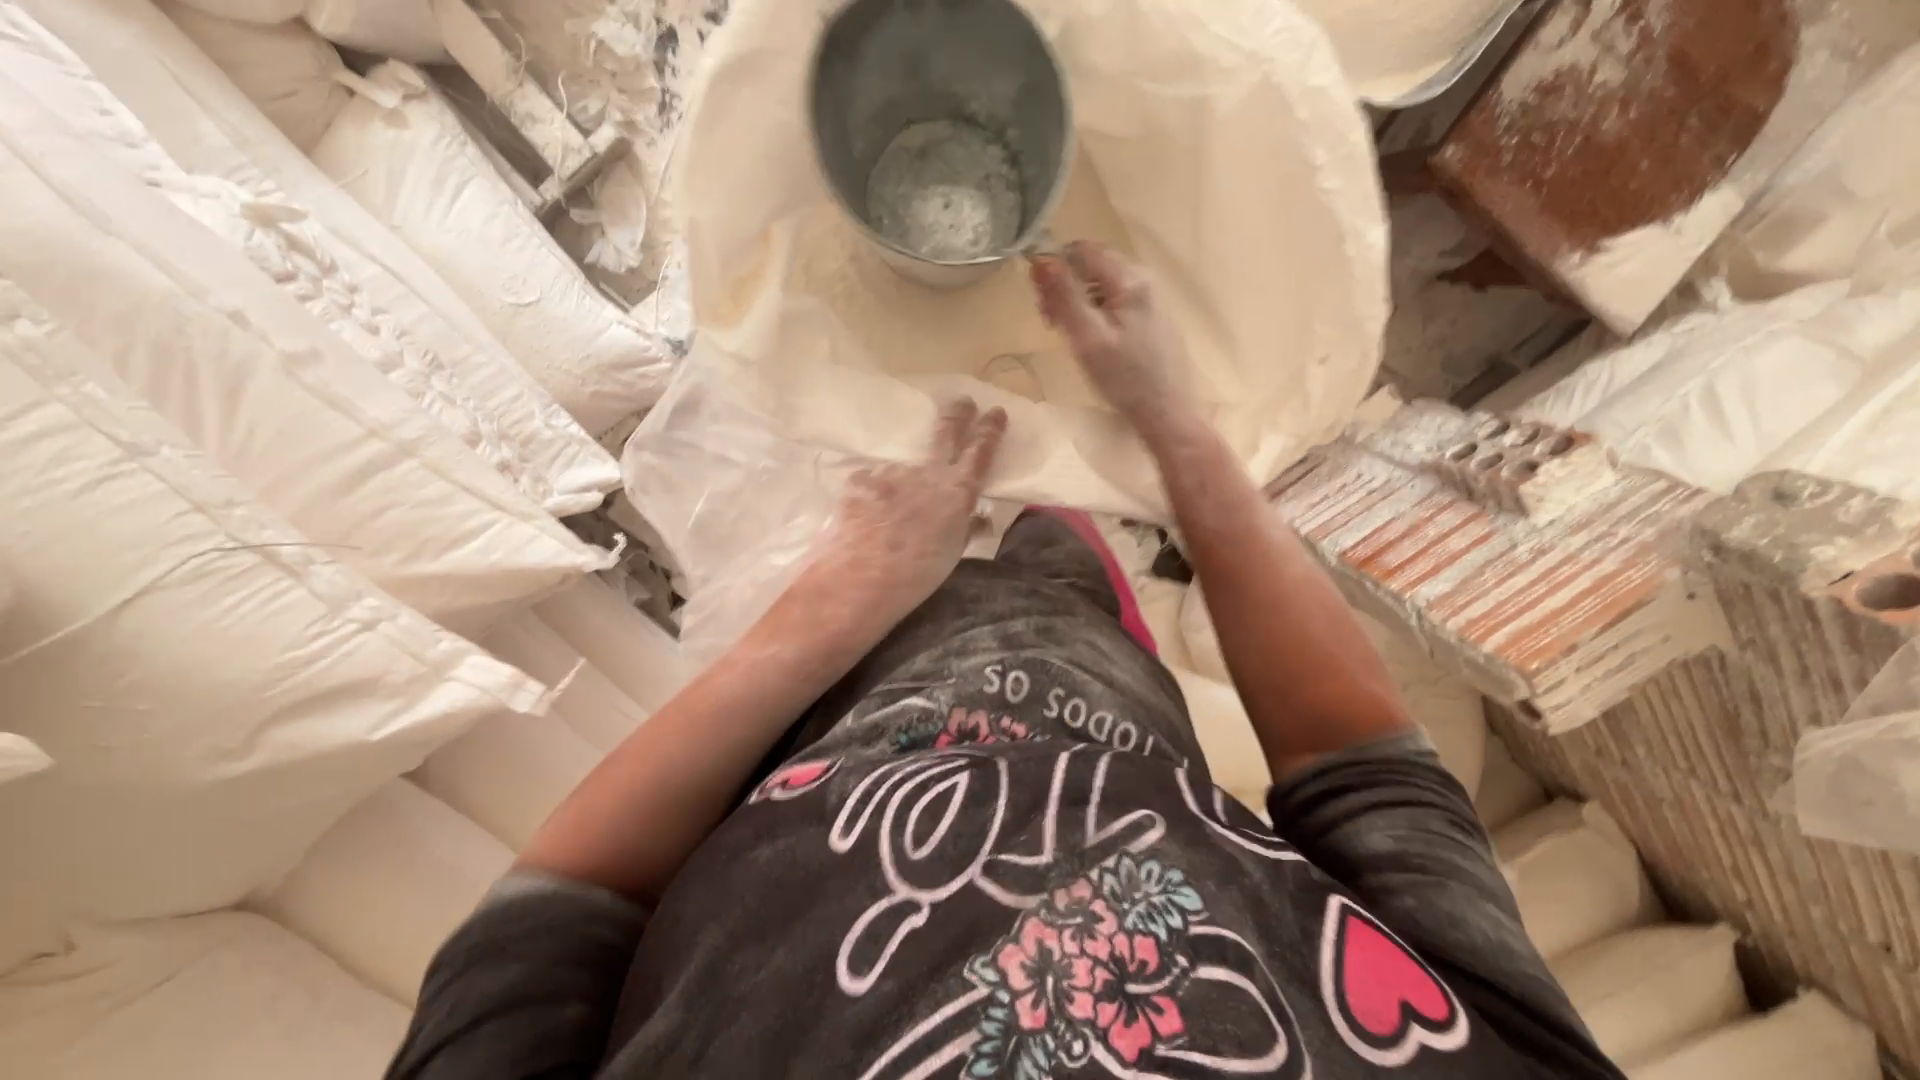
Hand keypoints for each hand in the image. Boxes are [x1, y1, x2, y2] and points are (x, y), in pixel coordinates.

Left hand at [809, 398, 1006, 623]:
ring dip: (903, 482)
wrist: (861, 580)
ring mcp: (891, 472)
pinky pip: (871, 484)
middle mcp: (926, 472)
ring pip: (903, 469)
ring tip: (894, 510)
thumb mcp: (952, 552)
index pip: (980, 450)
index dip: (990, 429)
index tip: (997, 412)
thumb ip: (966, 528)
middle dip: (958, 414)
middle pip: (946, 431)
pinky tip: (867, 518)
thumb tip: (979, 516)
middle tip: (963, 402)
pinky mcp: (860, 480)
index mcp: (957, 491)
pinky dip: (873, 497)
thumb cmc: (917, 575)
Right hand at [1029, 242, 1196, 433]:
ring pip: (1103, 286)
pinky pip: (1116, 303)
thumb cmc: (1125, 378)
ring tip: (1071, 338)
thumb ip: (1063, 297)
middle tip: (1051, 324)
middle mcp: (1144, 279)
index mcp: (1130, 278)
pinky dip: (1096, 315)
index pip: (1081, 250)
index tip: (1042, 303)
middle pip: (1093, 266)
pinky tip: (1093, 344)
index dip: (1055, 268)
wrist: (1167, 413)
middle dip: (1066, 288)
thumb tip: (1039, 259)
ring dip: (1079, 303)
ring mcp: (1151, 299)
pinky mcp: (1152, 319)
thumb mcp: (1087, 338)